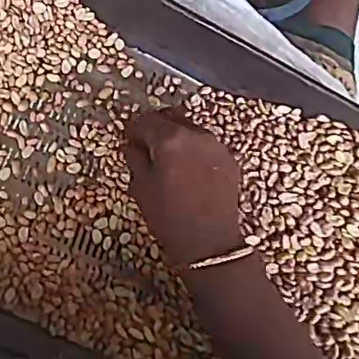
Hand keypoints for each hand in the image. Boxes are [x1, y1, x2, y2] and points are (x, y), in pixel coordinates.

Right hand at [123, 108, 245, 266]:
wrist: (209, 242)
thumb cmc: (169, 216)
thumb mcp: (141, 187)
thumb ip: (134, 158)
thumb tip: (131, 145)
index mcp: (170, 139)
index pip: (145, 120)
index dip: (133, 130)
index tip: (129, 142)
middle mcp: (196, 134)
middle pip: (170, 117)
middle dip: (156, 128)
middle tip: (146, 148)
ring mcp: (216, 145)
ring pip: (190, 129)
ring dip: (176, 137)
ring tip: (169, 162)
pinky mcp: (230, 158)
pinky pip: (205, 144)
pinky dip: (193, 150)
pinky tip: (188, 172)